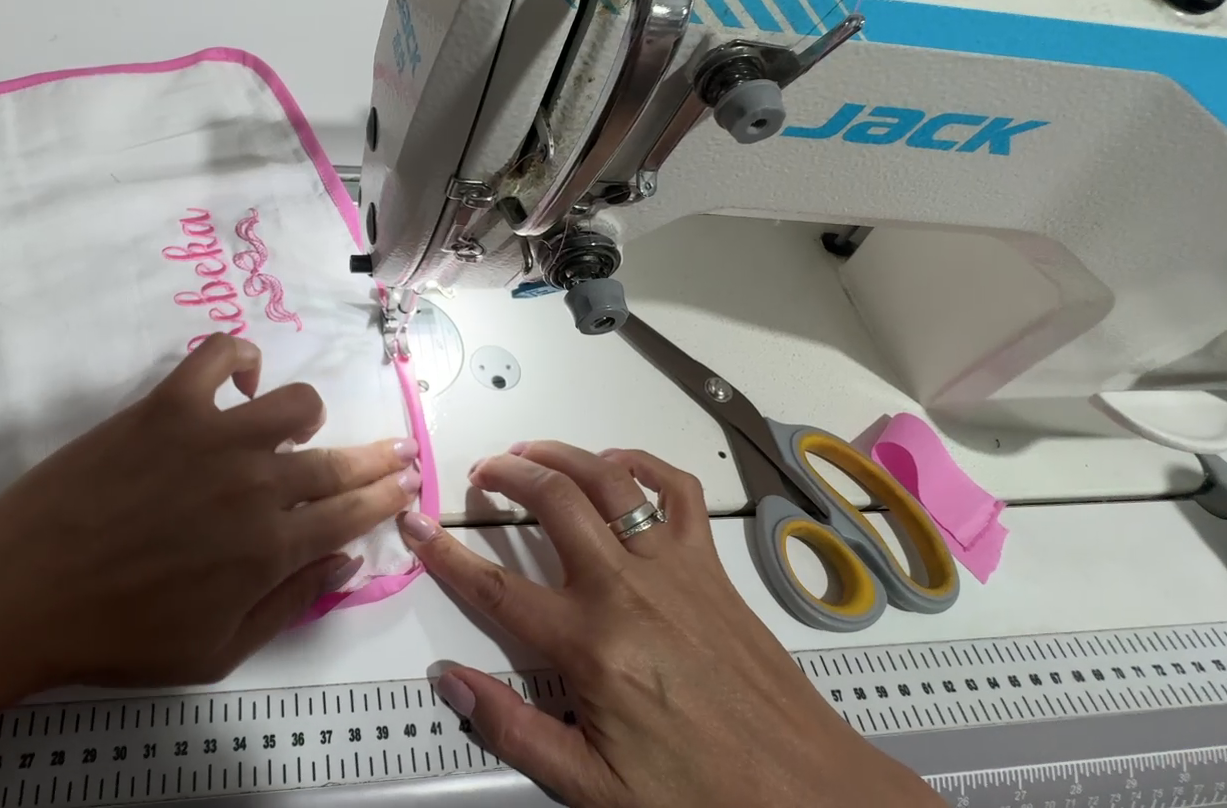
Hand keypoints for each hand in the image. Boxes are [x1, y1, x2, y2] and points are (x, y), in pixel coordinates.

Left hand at [0, 333, 420, 691]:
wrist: (24, 590)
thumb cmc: (119, 633)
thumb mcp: (217, 650)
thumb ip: (291, 603)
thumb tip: (346, 560)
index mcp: (272, 549)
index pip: (353, 513)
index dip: (386, 496)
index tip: (405, 483)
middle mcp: (257, 483)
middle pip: (337, 462)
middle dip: (377, 458)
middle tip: (394, 452)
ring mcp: (214, 435)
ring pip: (296, 403)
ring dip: (310, 418)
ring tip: (295, 432)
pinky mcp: (169, 404)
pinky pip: (220, 355)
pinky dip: (241, 358)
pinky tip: (242, 380)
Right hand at [398, 442, 935, 807]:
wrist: (810, 793)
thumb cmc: (698, 794)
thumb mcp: (594, 787)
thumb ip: (514, 729)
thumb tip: (448, 680)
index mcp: (587, 644)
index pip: (494, 586)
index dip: (446, 553)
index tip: (416, 524)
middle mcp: (624, 587)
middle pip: (551, 500)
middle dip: (504, 473)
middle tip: (480, 473)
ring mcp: (672, 567)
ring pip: (606, 480)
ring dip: (559, 454)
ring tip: (528, 452)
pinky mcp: (711, 564)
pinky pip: (677, 490)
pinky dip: (642, 463)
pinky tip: (616, 464)